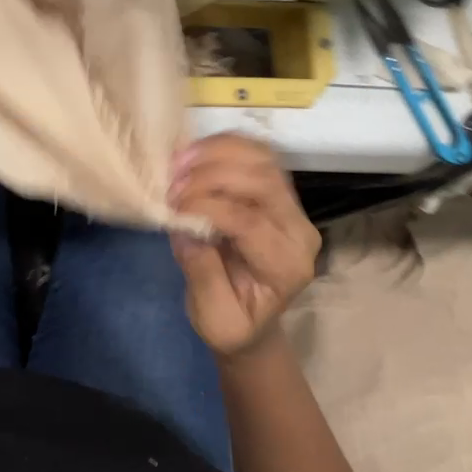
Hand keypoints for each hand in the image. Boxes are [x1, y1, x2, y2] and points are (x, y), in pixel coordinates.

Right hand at [167, 135, 320, 358]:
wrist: (252, 322)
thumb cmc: (232, 324)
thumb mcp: (214, 318)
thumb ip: (203, 274)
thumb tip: (185, 226)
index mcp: (287, 266)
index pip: (251, 221)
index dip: (208, 206)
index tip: (172, 206)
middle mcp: (299, 231)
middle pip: (262, 181)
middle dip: (211, 175)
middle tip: (171, 183)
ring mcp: (292, 206)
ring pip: (262, 159)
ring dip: (217, 153)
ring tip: (179, 162)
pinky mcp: (277, 190)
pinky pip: (255, 154)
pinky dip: (223, 146)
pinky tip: (193, 154)